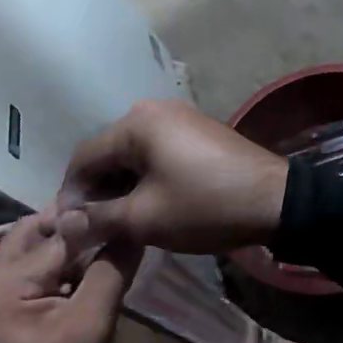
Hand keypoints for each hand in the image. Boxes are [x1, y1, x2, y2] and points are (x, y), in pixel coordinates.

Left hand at [0, 213, 141, 342]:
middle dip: (75, 227)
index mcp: (2, 283)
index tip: (126, 206)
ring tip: (109, 246)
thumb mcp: (92, 325)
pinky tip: (88, 277)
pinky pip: (29, 281)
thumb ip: (110, 270)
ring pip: (32, 258)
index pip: (56, 233)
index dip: (95, 221)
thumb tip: (133, 228)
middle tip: (116, 223)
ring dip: (67, 250)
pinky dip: (58, 273)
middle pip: (33, 237)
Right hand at [57, 99, 289, 254]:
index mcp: (136, 122)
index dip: (70, 196)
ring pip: (134, 157)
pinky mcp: (200, 134)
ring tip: (119, 224)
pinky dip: (147, 181)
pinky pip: (159, 156)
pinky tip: (148, 207)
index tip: (67, 230)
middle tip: (93, 231)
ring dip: (122, 189)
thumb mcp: (145, 218)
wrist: (277, 202)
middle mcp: (154, 110)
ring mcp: (181, 120)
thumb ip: (98, 218)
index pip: (83, 158)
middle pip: (108, 154)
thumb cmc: (205, 206)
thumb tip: (64, 225)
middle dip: (97, 193)